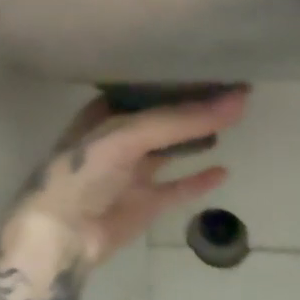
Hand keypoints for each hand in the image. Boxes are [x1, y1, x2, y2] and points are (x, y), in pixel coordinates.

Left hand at [6, 90, 248, 269]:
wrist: (61, 236)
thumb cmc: (83, 173)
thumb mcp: (127, 135)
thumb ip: (180, 119)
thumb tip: (238, 100)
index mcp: (103, 115)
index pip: (146, 88)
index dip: (176, 78)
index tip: (213, 64)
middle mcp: (118, 140)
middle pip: (163, 118)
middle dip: (192, 106)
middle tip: (232, 88)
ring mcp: (132, 173)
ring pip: (172, 150)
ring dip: (198, 137)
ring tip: (235, 119)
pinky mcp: (145, 203)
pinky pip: (178, 188)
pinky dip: (199, 180)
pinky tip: (223, 170)